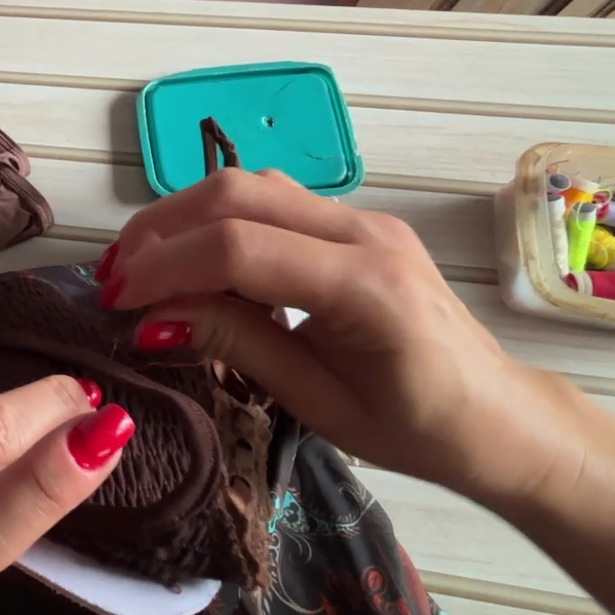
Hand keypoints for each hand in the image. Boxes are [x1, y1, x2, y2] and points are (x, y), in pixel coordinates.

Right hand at [101, 168, 588, 507]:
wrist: (500, 415)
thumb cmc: (416, 428)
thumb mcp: (316, 402)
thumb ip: (234, 342)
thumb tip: (150, 317)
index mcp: (365, 286)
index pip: (238, 247)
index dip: (164, 267)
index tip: (116, 300)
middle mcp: (363, 230)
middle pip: (235, 195)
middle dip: (160, 230)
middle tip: (115, 277)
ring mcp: (358, 217)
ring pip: (246, 186)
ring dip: (180, 217)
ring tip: (138, 263)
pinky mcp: (348, 221)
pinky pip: (265, 201)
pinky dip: (211, 220)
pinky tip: (187, 256)